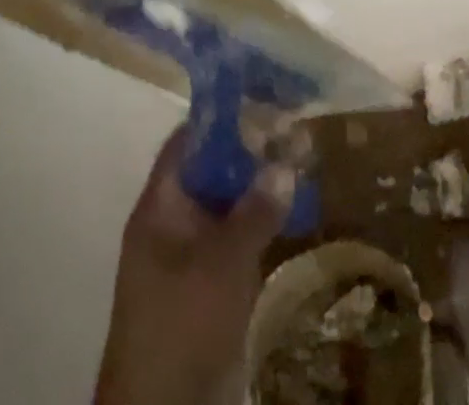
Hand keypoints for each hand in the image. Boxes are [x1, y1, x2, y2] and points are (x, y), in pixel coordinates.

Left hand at [94, 127, 293, 404]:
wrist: (166, 403)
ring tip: (307, 159)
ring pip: (230, 203)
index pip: (187, 144)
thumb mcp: (221, 262)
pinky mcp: (214, 279)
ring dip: (263, 184)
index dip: (221, 117)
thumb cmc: (182, 321)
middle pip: (213, 170)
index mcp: (161, 208)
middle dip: (252, 149)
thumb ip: (254, 211)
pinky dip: (267, 219)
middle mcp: (175, 222)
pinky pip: (241, 235)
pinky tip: (300, 208)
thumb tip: (285, 163)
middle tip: (299, 127)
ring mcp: (195, 252)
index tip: (264, 95)